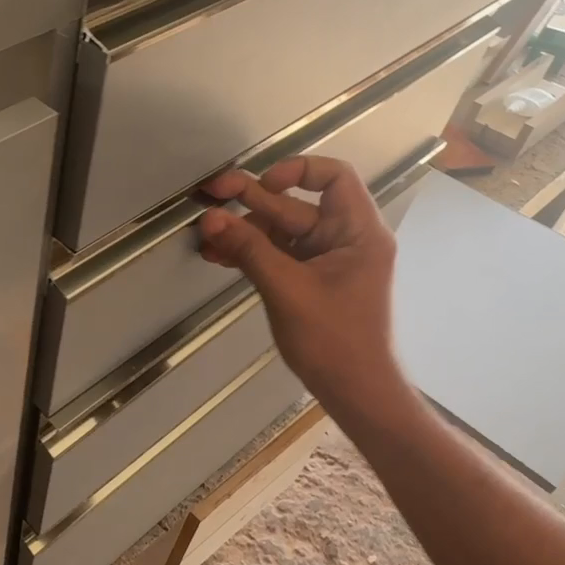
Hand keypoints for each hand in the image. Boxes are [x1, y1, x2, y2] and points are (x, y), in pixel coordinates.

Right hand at [197, 156, 415, 420]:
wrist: (356, 393)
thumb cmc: (335, 340)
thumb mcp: (287, 289)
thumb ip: (248, 249)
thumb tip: (211, 218)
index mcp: (357, 232)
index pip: (335, 178)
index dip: (298, 170)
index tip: (262, 184)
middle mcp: (343, 239)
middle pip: (294, 205)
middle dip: (250, 201)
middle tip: (209, 193)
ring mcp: (325, 260)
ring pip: (278, 230)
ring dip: (242, 230)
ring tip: (206, 235)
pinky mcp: (308, 279)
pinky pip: (275, 253)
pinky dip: (248, 252)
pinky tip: (218, 254)